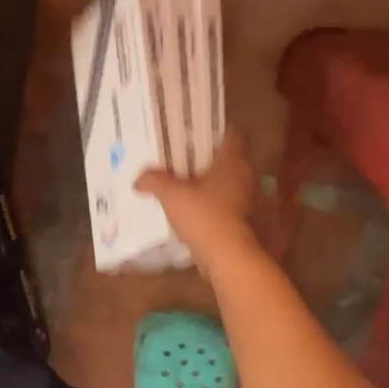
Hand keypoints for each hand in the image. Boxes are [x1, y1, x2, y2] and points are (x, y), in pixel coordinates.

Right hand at [134, 131, 259, 265]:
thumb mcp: (171, 194)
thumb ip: (154, 181)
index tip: (199, 139)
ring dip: (211, 188)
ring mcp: (248, 199)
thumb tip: (139, 178)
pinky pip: (227, 206)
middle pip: (229, 161)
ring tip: (186, 194)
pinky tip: (194, 216)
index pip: (234, 134)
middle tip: (183, 167)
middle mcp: (246, 175)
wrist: (226, 254)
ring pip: (228, 185)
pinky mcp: (245, 220)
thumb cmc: (202, 215)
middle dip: (208, 163)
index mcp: (232, 161)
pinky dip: (213, 208)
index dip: (218, 133)